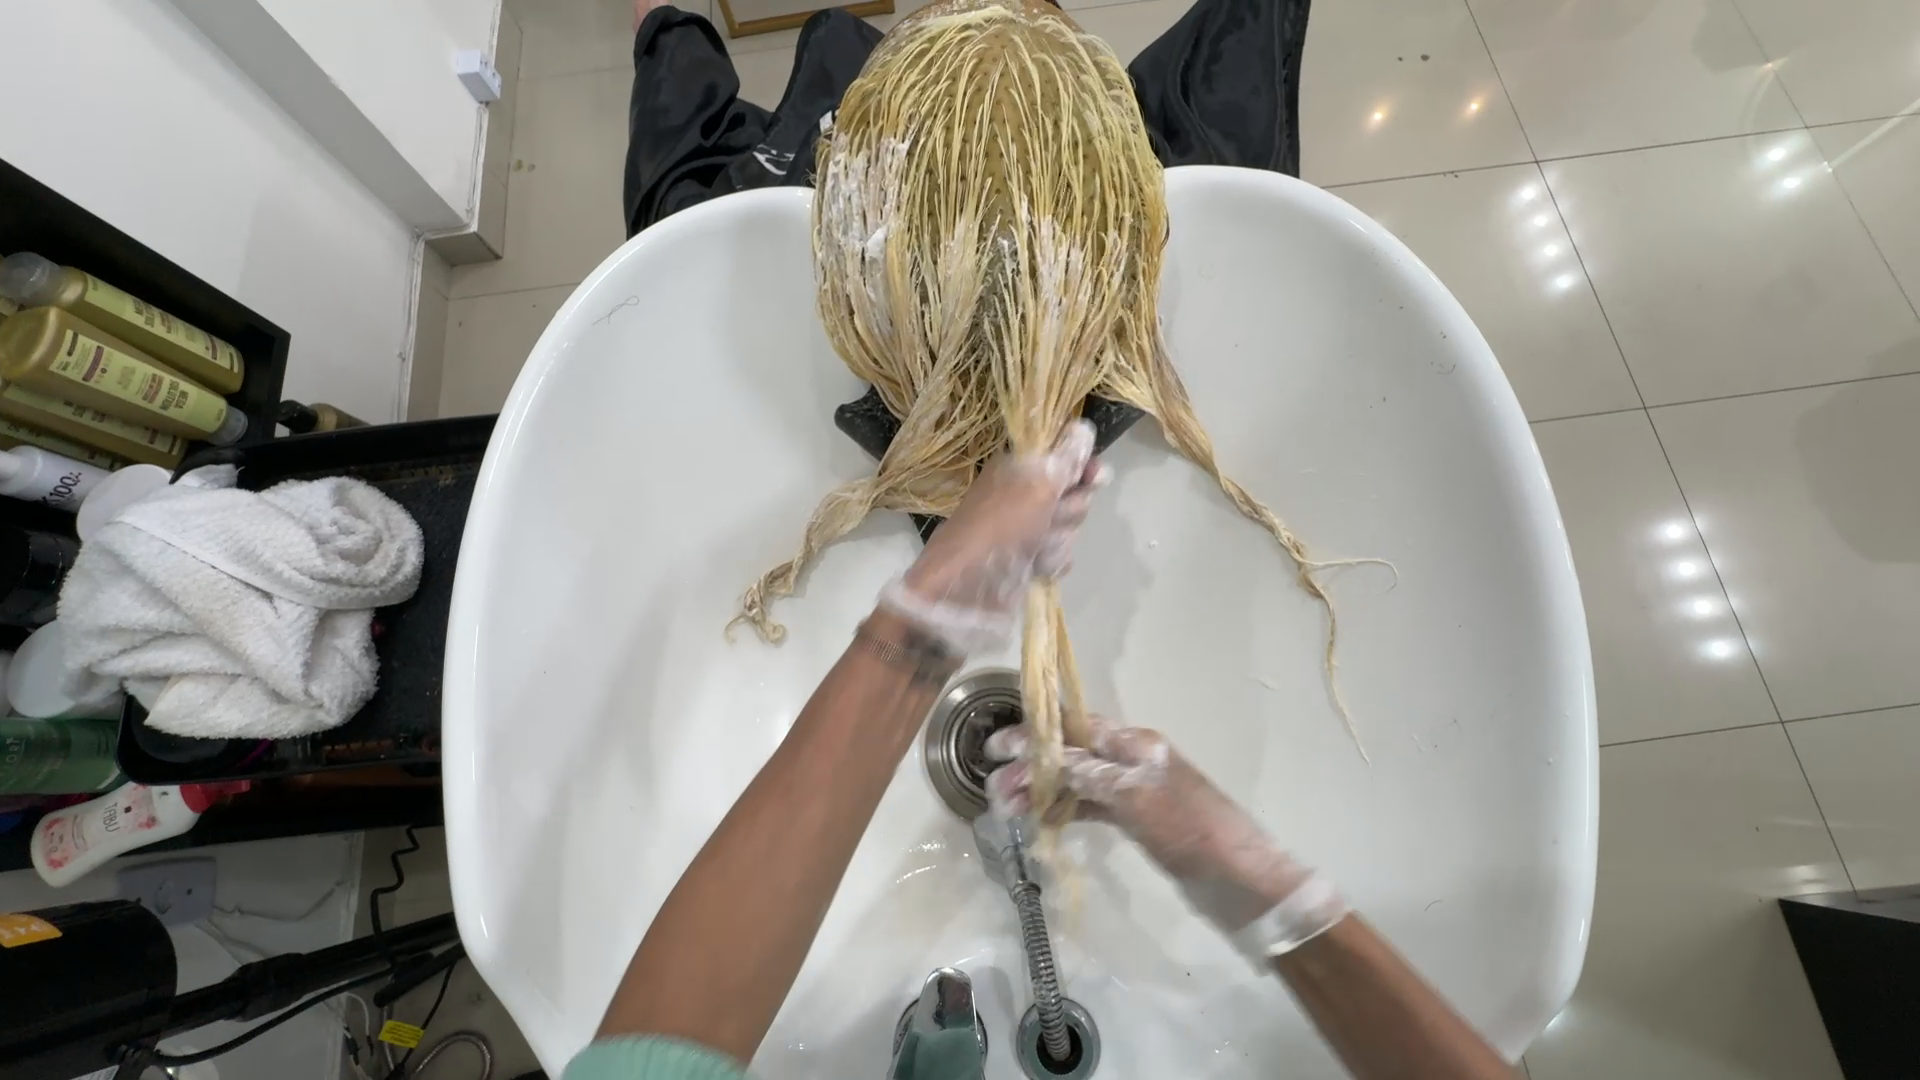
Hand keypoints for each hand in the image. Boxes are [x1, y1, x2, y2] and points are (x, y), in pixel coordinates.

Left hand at [880, 419, 1106, 653]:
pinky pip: (1060, 553)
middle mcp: (1025, 492)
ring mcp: (1028, 527)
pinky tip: (1036, 566)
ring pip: (1070, 526)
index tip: (1094, 477)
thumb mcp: (1038, 483)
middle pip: (1075, 493)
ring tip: (1034, 547)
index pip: (1066, 455)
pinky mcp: (1030, 557)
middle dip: (1069, 509)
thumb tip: (1084, 427)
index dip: (1084, 467)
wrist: (968, 584)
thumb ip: (1067, 456)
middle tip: (1048, 517)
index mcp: (1020, 465)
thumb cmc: (1001, 525)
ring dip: (1058, 538)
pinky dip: (1051, 560)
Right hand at [985, 716, 1348, 958]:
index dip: (1035, 733)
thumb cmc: (1188, 830)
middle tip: (996, 789)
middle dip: (1032, 767)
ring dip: (1042, 791)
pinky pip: (1089, 807)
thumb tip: (1049, 754)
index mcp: (1134, 743)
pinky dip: (1064, 811)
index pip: (1075, 728)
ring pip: (1076, 782)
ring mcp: (1131, 791)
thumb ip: (1089, 773)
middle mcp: (1129, 760)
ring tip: (1007, 809)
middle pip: (1071, 754)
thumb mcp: (1135, 797)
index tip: (997, 746)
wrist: (1239, 880)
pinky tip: (1039, 820)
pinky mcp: (1134, 820)